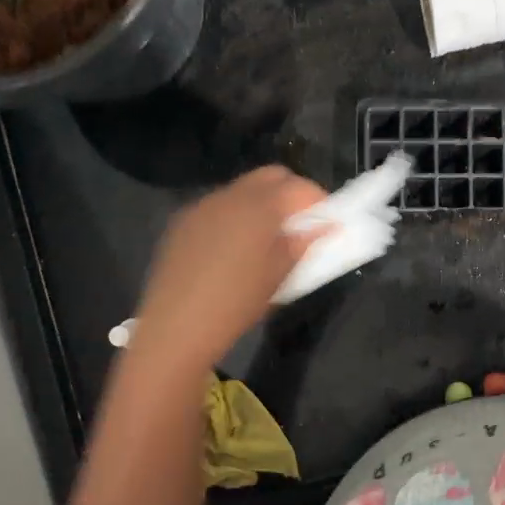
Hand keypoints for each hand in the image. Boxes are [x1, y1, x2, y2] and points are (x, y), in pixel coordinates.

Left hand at [132, 166, 329, 369]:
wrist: (177, 326)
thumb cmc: (238, 303)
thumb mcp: (279, 276)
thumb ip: (303, 244)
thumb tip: (323, 226)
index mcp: (259, 207)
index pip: (297, 186)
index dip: (317, 199)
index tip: (327, 220)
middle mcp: (229, 196)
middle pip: (269, 177)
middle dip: (290, 193)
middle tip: (301, 224)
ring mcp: (202, 206)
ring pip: (241, 191)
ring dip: (261, 205)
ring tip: (267, 239)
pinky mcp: (182, 223)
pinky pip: (217, 208)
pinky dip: (235, 217)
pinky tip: (234, 249)